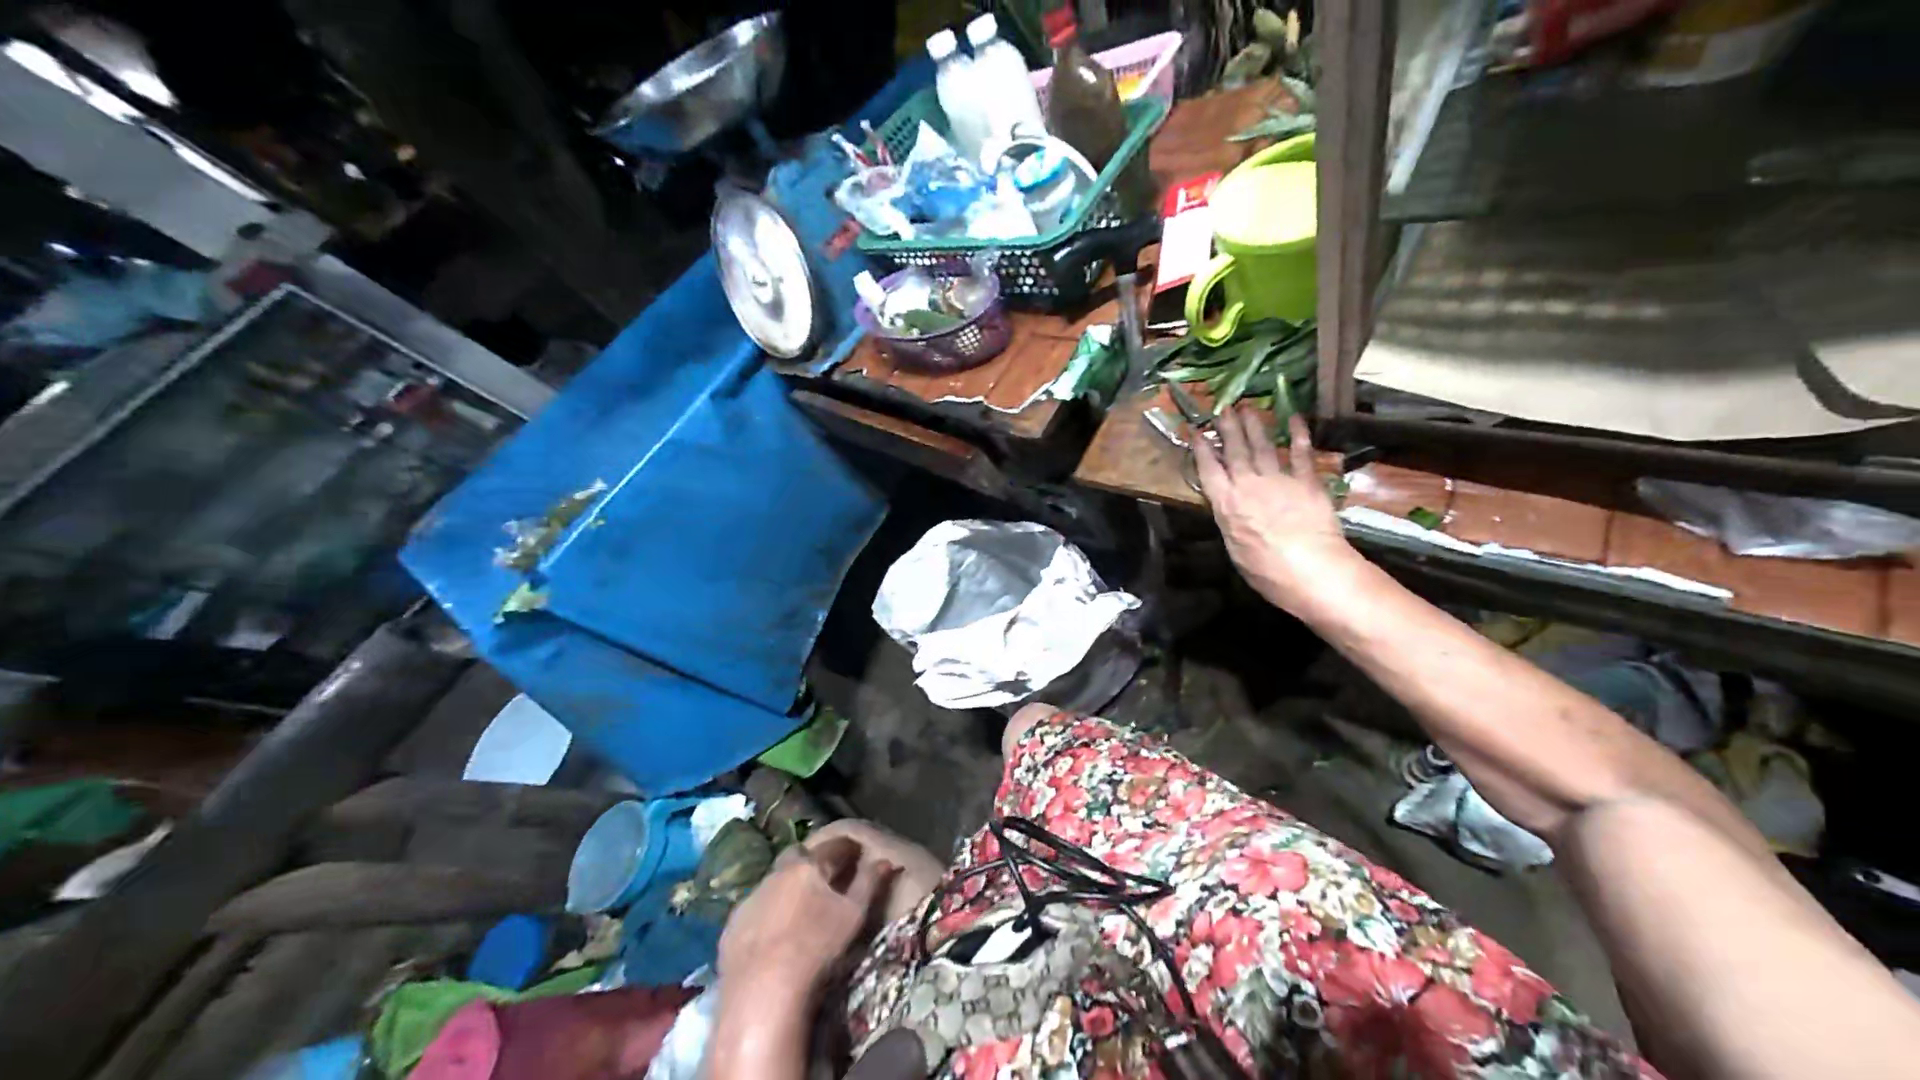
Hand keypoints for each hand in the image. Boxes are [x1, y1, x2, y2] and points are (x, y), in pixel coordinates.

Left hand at [718, 834, 899, 999]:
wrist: (761, 988)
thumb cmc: (817, 946)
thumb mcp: (854, 914)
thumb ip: (870, 882)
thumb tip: (885, 860)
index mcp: (808, 865)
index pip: (833, 846)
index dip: (848, 848)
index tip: (857, 853)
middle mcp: (777, 872)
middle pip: (798, 855)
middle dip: (812, 860)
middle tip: (825, 876)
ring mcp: (751, 896)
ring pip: (774, 880)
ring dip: (788, 885)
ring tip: (800, 905)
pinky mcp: (733, 923)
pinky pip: (756, 907)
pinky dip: (769, 910)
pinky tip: (775, 931)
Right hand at [1191, 407, 1355, 612]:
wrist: (1311, 569)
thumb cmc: (1266, 571)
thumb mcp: (1235, 548)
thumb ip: (1231, 521)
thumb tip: (1230, 509)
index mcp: (1226, 504)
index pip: (1209, 469)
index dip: (1202, 449)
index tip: (1197, 432)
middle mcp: (1248, 485)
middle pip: (1234, 451)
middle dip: (1227, 428)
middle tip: (1223, 408)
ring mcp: (1279, 480)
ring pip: (1262, 447)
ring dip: (1254, 426)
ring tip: (1247, 408)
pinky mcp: (1307, 482)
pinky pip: (1301, 454)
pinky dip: (1298, 435)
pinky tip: (1294, 419)